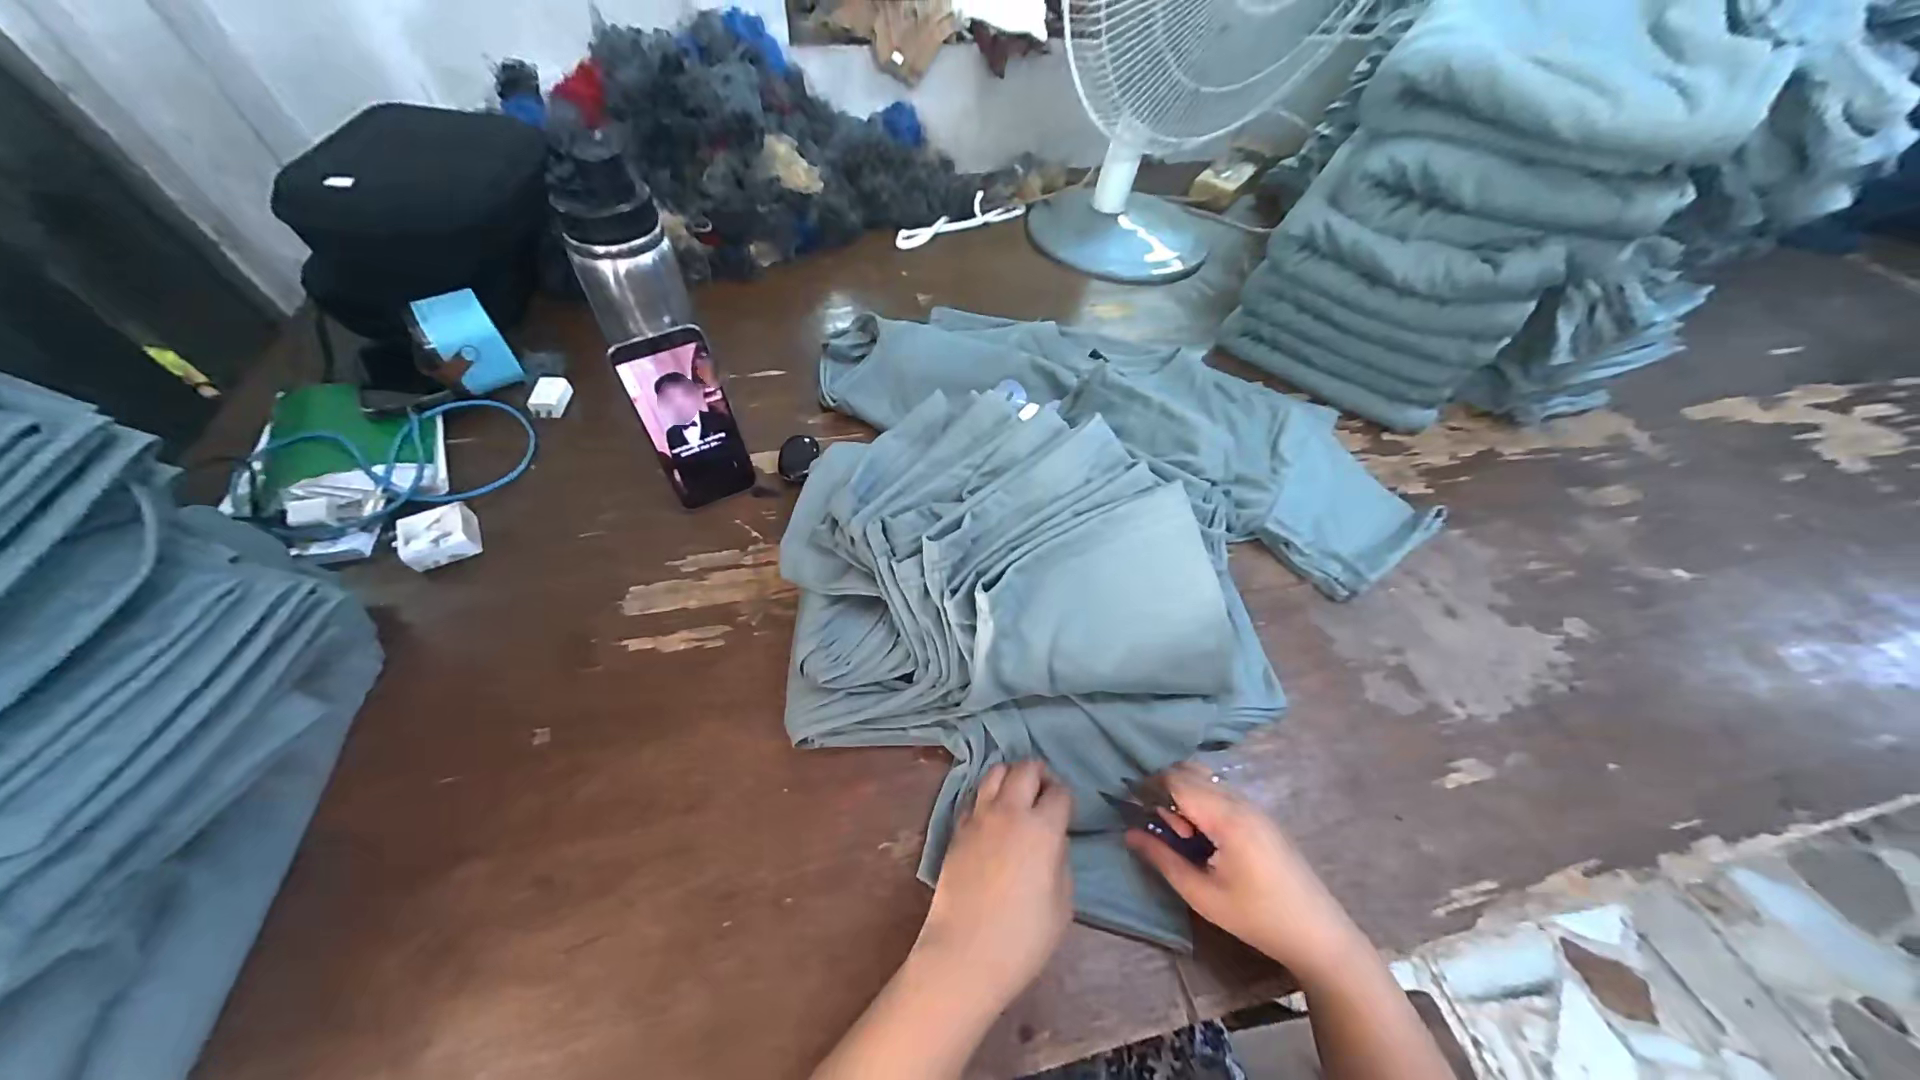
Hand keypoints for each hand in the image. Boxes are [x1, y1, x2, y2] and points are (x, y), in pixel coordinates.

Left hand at [913, 761, 1073, 1014]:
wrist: (963, 953)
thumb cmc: (1022, 938)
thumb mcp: (1062, 904)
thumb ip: (1061, 861)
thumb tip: (1052, 842)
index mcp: (1041, 828)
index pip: (1060, 792)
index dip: (1067, 799)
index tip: (1067, 814)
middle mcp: (1009, 811)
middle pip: (1025, 769)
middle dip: (1041, 774)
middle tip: (1046, 794)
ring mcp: (978, 817)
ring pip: (995, 772)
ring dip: (1011, 776)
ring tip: (1018, 796)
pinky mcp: (957, 829)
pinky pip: (975, 796)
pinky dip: (988, 795)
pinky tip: (994, 816)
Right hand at [1124, 765, 1370, 981]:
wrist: (1320, 935)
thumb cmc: (1257, 918)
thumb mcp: (1202, 895)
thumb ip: (1163, 859)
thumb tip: (1129, 833)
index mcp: (1226, 816)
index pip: (1176, 779)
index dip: (1147, 787)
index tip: (1129, 806)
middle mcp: (1241, 801)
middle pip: (1190, 773)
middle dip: (1164, 790)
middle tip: (1158, 827)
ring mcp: (1254, 807)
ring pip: (1205, 781)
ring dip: (1184, 797)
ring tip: (1182, 837)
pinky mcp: (1261, 817)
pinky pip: (1221, 794)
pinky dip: (1201, 804)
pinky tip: (1202, 839)